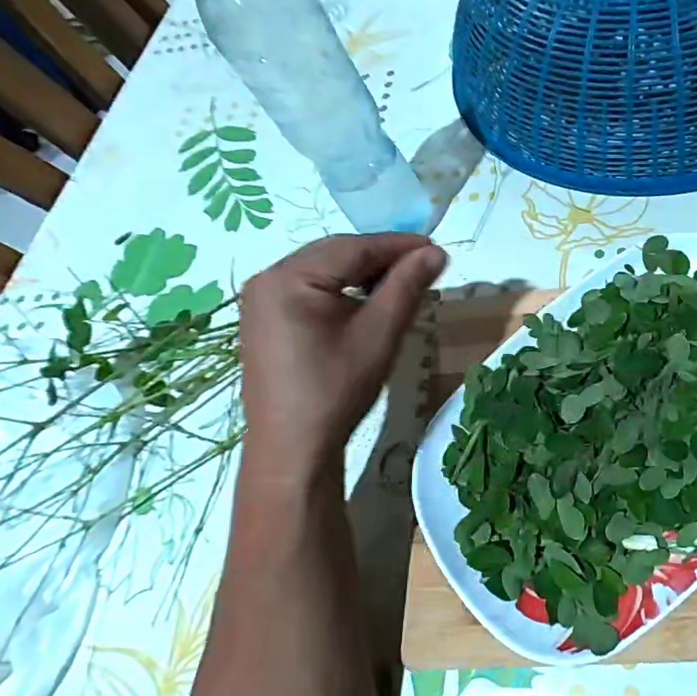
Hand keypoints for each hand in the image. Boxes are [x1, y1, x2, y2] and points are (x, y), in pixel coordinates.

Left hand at [239, 233, 445, 473]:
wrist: (293, 450)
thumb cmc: (337, 390)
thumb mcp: (379, 333)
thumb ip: (406, 286)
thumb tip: (435, 252)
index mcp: (287, 278)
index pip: (352, 247)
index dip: (397, 245)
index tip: (435, 249)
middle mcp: (266, 280)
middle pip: (334, 255)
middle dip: (380, 258)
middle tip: (423, 267)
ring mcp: (260, 302)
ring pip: (322, 272)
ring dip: (361, 274)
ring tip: (400, 285)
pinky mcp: (264, 322)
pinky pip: (308, 291)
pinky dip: (341, 291)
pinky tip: (366, 304)